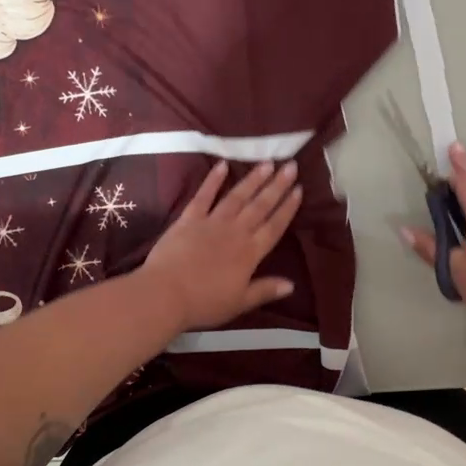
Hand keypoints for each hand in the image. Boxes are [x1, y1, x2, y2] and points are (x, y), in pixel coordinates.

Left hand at [141, 160, 301, 331]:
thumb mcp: (239, 303)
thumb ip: (265, 290)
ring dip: (253, 179)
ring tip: (267, 163)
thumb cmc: (204, 303)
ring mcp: (211, 222)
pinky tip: (222, 164)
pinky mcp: (189, 218)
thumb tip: (291, 285)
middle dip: (277, 186)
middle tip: (290, 166)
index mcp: (249, 253)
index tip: (299, 189)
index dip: (288, 208)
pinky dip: (213, 179)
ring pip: (237, 196)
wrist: (166, 293)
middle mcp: (235, 232)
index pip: (274, 227)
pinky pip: (203, 195)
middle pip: (260, 206)